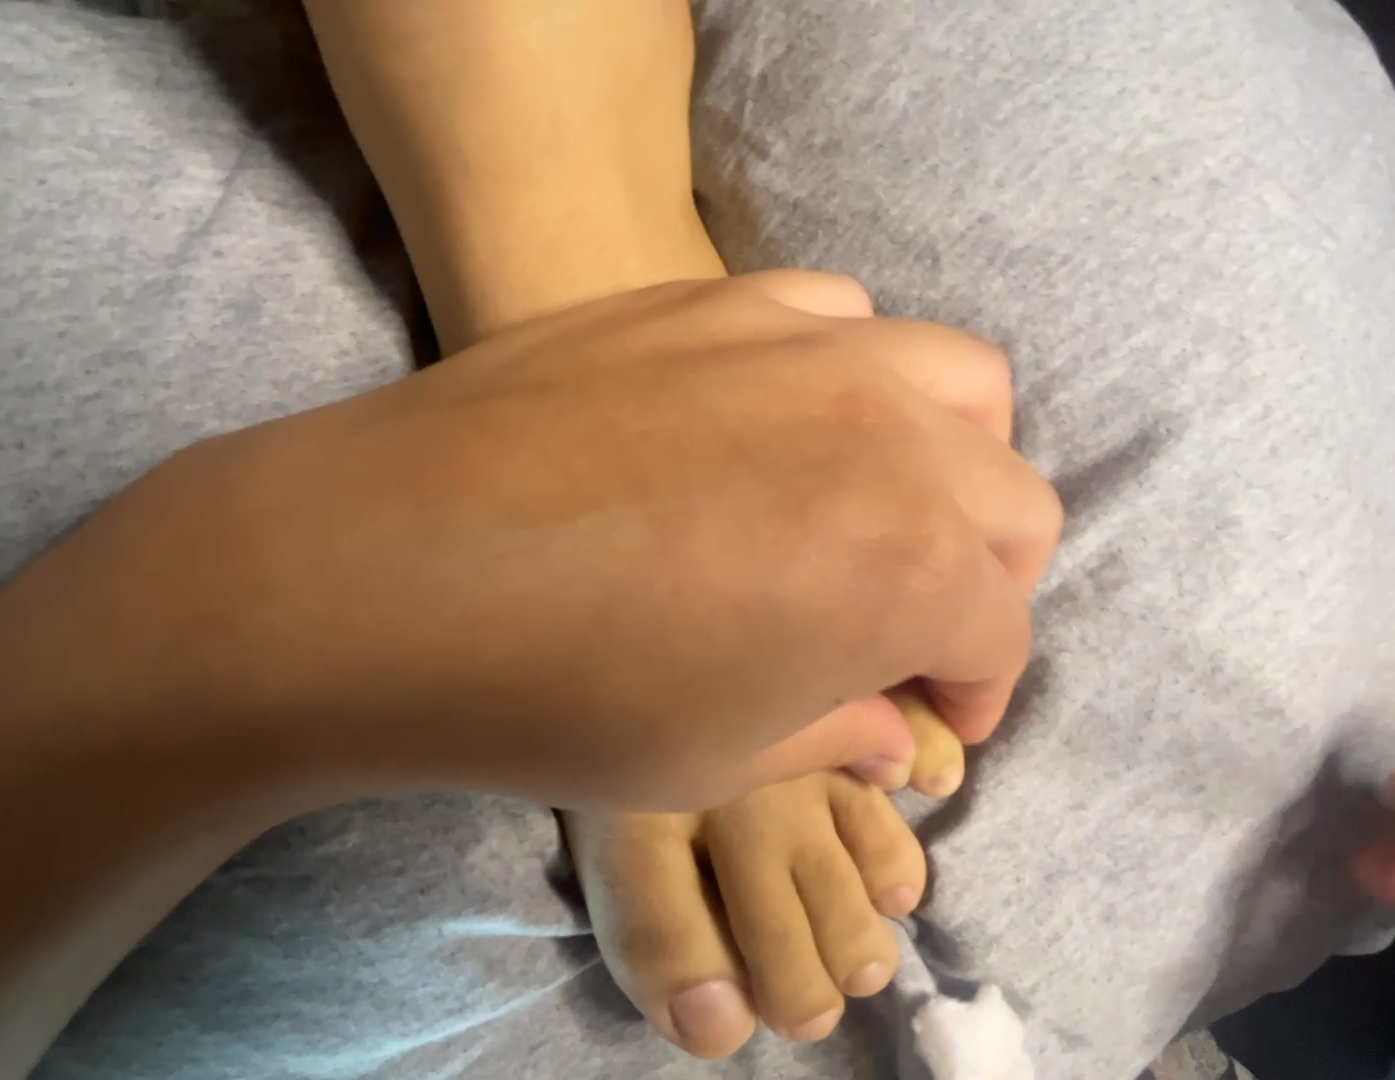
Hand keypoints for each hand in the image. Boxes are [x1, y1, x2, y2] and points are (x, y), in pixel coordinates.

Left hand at [93, 270, 1058, 811]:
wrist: (387, 570)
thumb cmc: (549, 696)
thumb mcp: (712, 761)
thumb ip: (828, 730)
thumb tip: (886, 720)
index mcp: (902, 566)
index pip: (997, 625)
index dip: (977, 683)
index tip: (939, 711)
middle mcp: (879, 434)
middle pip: (1007, 496)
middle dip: (982, 575)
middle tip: (912, 623)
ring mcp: (795, 346)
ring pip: (948, 382)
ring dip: (938, 459)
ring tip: (870, 512)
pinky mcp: (710, 302)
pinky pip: (835, 318)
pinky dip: (845, 379)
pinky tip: (781, 426)